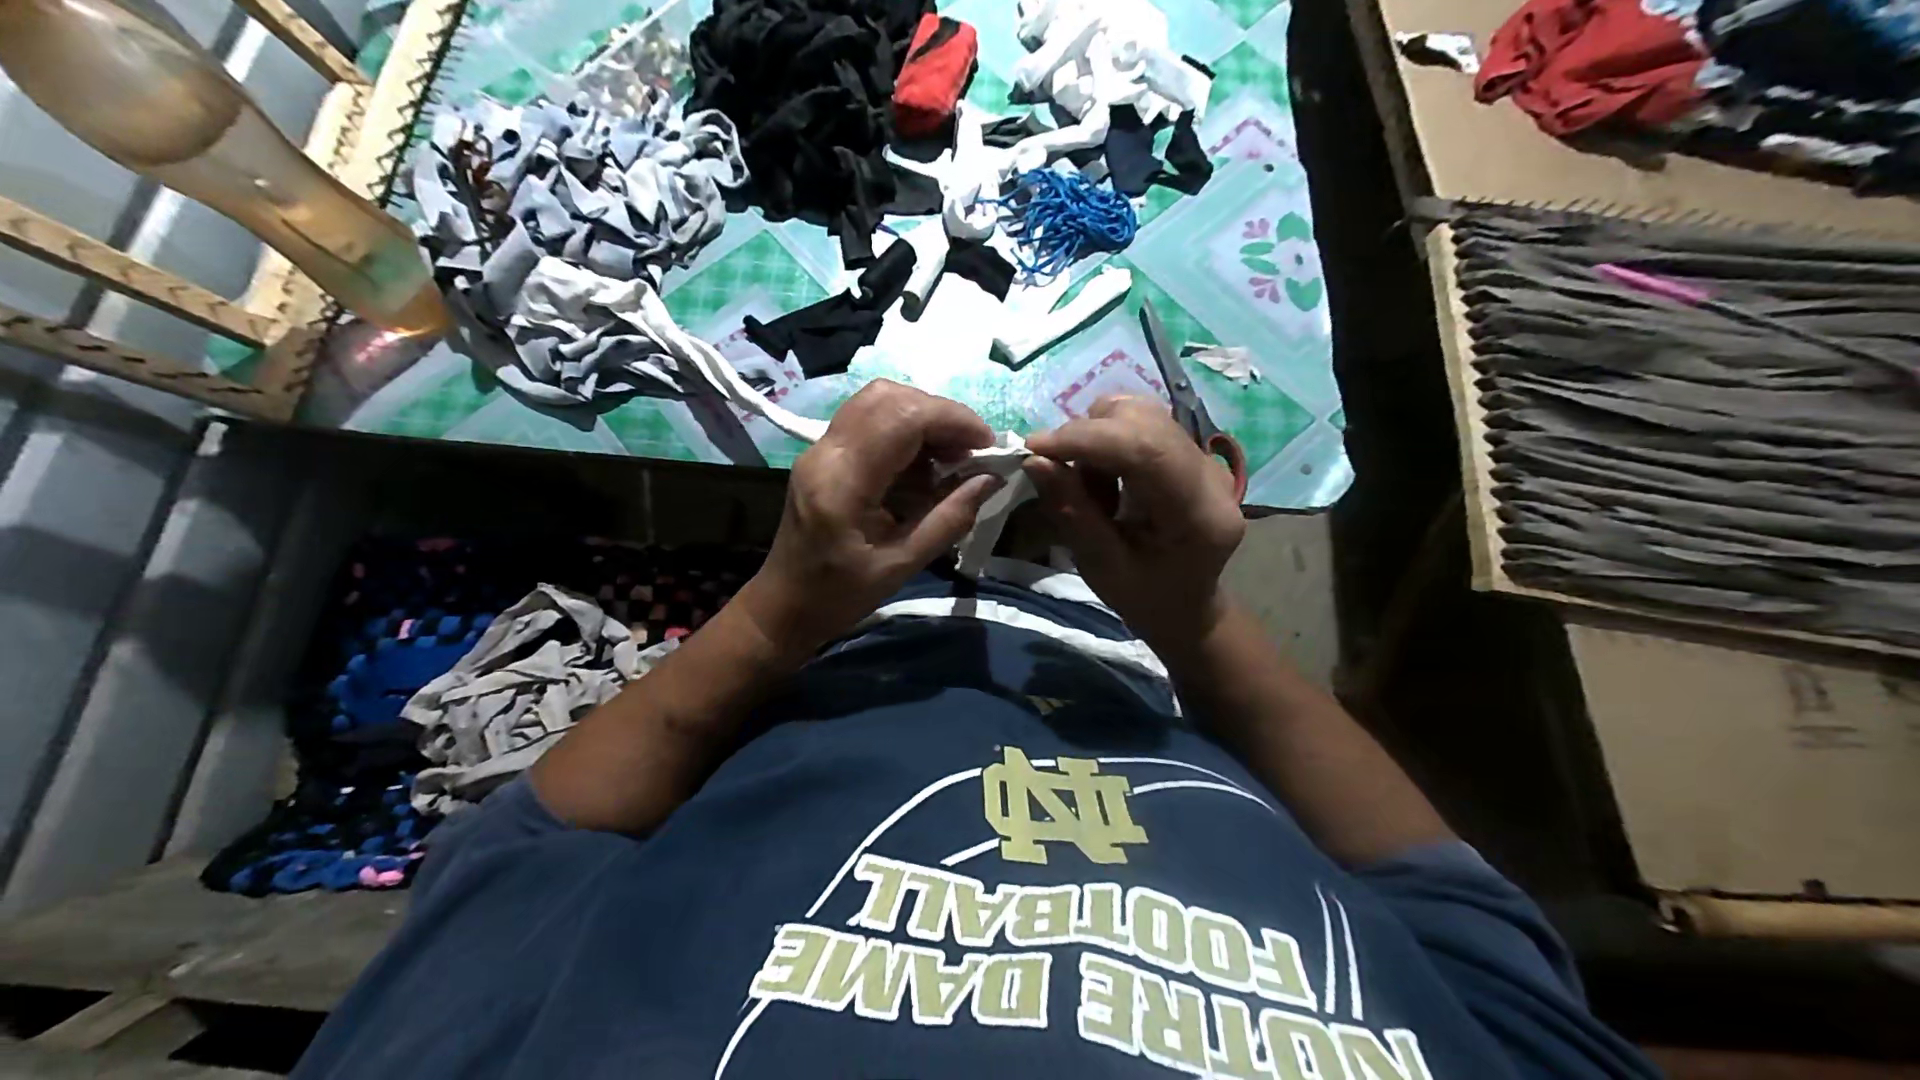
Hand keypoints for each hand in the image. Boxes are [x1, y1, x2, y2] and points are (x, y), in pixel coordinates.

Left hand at [736, 380, 1002, 654]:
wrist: (783, 605)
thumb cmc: (839, 595)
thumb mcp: (902, 566)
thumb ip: (949, 518)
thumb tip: (991, 479)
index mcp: (843, 482)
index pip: (903, 418)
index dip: (953, 421)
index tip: (987, 447)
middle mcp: (826, 452)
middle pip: (889, 397)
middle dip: (940, 415)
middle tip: (969, 453)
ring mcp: (820, 449)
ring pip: (878, 401)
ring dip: (923, 420)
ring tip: (951, 459)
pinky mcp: (824, 454)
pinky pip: (869, 421)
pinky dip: (905, 431)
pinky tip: (923, 467)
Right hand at [1024, 395, 1245, 648]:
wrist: (1185, 606)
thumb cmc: (1144, 598)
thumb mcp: (1102, 568)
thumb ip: (1072, 513)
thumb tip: (1034, 460)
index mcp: (1199, 514)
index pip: (1147, 449)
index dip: (1087, 439)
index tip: (1036, 448)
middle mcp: (1209, 474)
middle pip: (1143, 420)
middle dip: (1086, 437)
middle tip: (1056, 471)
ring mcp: (1203, 458)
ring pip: (1139, 413)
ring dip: (1096, 439)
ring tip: (1088, 486)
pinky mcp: (1188, 451)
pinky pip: (1140, 423)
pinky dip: (1107, 441)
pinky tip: (1104, 479)